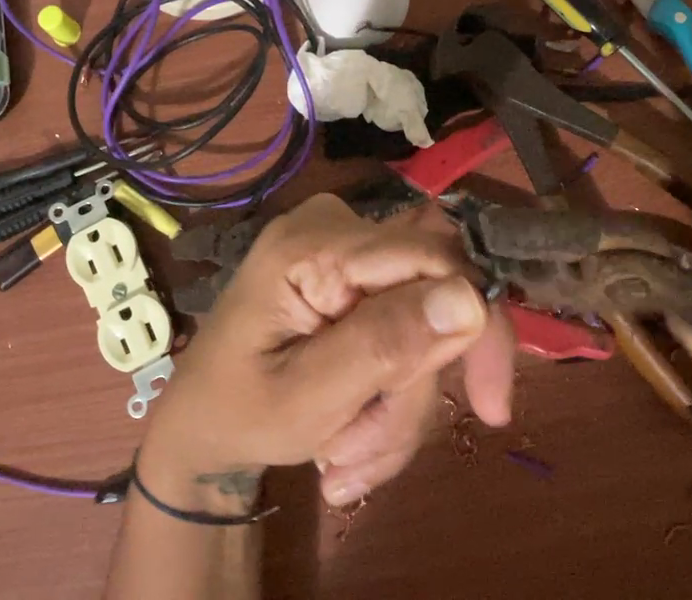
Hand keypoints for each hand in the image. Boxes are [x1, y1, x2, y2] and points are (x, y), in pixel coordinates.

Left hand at [138, 194, 513, 509]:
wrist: (201, 425)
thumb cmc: (236, 413)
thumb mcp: (306, 398)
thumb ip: (383, 345)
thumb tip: (469, 296)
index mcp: (310, 246)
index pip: (430, 254)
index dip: (474, 322)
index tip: (490, 406)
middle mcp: (333, 230)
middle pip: (432, 295)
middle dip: (411, 389)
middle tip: (362, 457)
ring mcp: (343, 252)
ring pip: (423, 325)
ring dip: (396, 406)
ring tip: (341, 460)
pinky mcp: (351, 279)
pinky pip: (404, 330)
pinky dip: (389, 395)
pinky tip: (348, 441)